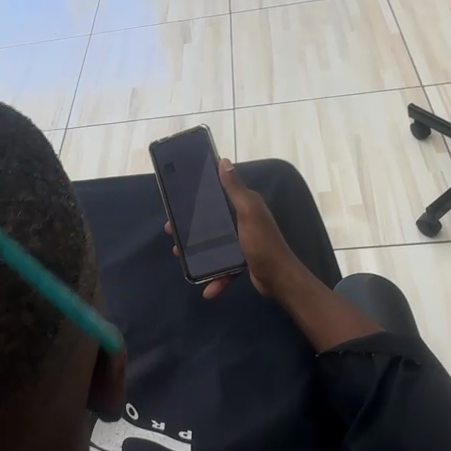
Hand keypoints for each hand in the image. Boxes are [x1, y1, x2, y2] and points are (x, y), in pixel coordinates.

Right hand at [167, 159, 310, 301]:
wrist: (279, 279)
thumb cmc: (262, 242)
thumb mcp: (248, 212)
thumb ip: (235, 189)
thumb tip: (223, 161)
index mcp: (245, 205)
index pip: (219, 194)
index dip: (200, 194)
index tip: (179, 198)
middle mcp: (242, 220)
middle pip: (211, 219)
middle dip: (192, 224)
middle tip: (171, 228)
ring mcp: (241, 241)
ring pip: (213, 242)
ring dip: (196, 249)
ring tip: (178, 253)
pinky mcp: (241, 261)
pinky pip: (223, 267)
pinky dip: (215, 277)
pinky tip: (206, 289)